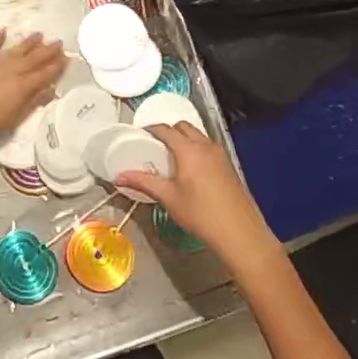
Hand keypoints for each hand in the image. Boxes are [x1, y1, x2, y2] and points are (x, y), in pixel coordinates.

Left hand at [0, 30, 65, 141]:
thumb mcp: (15, 118)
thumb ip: (33, 102)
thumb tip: (51, 90)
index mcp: (22, 87)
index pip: (44, 74)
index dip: (56, 66)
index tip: (66, 58)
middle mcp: (10, 72)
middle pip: (32, 59)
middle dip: (47, 50)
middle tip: (59, 42)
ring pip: (14, 51)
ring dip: (28, 43)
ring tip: (39, 34)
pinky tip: (4, 31)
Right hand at [115, 123, 273, 262]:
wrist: (238, 230)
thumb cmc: (200, 213)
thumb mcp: (168, 197)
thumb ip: (143, 182)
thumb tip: (119, 177)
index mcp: (189, 150)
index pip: (166, 130)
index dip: (151, 129)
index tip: (140, 134)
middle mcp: (206, 146)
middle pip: (184, 127)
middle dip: (168, 131)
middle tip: (154, 145)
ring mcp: (220, 155)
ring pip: (198, 136)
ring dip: (183, 139)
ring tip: (170, 156)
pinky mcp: (228, 165)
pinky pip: (208, 147)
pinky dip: (195, 148)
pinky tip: (189, 169)